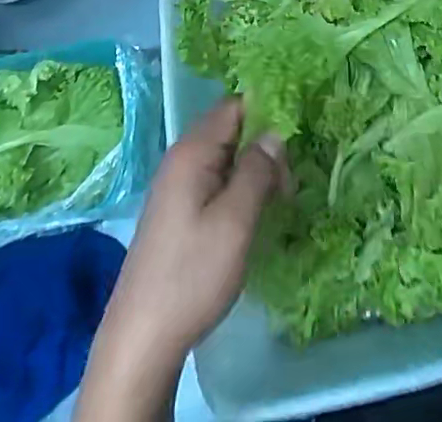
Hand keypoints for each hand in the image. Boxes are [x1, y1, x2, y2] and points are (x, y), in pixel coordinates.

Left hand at [101, 97, 287, 359]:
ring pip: (226, 158)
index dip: (267, 113)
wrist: (143, 335)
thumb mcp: (235, 221)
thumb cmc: (193, 274)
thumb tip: (275, 134)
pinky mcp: (178, 210)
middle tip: (289, 185)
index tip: (298, 137)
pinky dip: (239, 188)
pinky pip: (215, 181)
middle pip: (230, 130)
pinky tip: (255, 213)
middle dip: (264, 146)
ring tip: (279, 201)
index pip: (233, 107)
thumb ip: (257, 171)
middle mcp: (181, 159)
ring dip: (254, 171)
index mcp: (192, 152)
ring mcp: (177, 185)